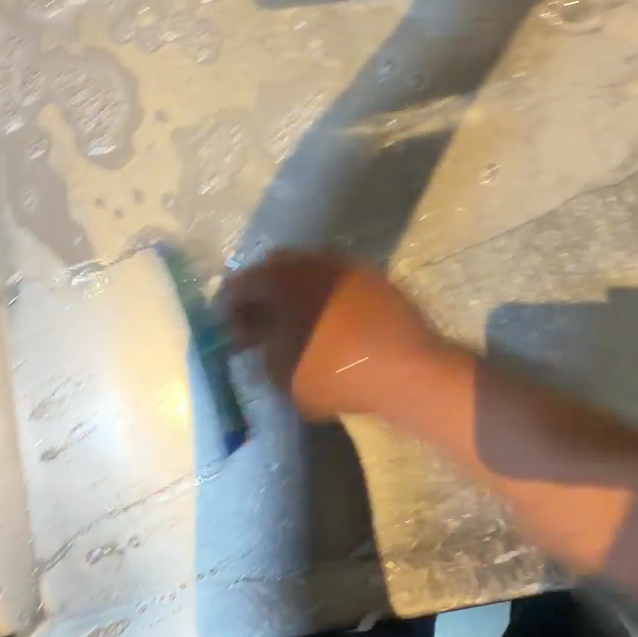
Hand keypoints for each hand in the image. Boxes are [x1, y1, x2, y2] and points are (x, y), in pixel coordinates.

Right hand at [221, 253, 447, 420]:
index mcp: (282, 279)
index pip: (242, 284)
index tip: (228, 325)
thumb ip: (263, 354)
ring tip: (291, 326)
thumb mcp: (284, 374)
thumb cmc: (336, 373)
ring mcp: (349, 268)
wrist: (409, 370)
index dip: (230, 305)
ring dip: (294, 294)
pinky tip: (325, 323)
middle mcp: (313, 262)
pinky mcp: (376, 281)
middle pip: (275, 271)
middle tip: (256, 324)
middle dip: (263, 295)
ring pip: (309, 274)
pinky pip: (337, 284)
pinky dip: (324, 298)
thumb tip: (256, 343)